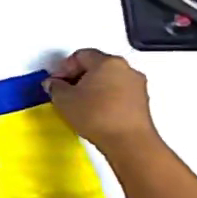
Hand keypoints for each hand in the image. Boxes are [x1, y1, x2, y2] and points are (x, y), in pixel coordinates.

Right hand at [43, 48, 159, 151]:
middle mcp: (126, 70)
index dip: (64, 68)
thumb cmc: (99, 116)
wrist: (127, 141)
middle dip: (79, 77)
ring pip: (109, 79)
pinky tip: (95, 112)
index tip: (56, 80)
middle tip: (66, 90)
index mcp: (107, 62)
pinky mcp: (141, 102)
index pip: (80, 55)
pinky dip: (106, 98)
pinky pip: (119, 93)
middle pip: (97, 65)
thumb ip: (55, 86)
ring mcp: (137, 86)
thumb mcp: (64, 99)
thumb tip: (54, 85)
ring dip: (93, 88)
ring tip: (80, 104)